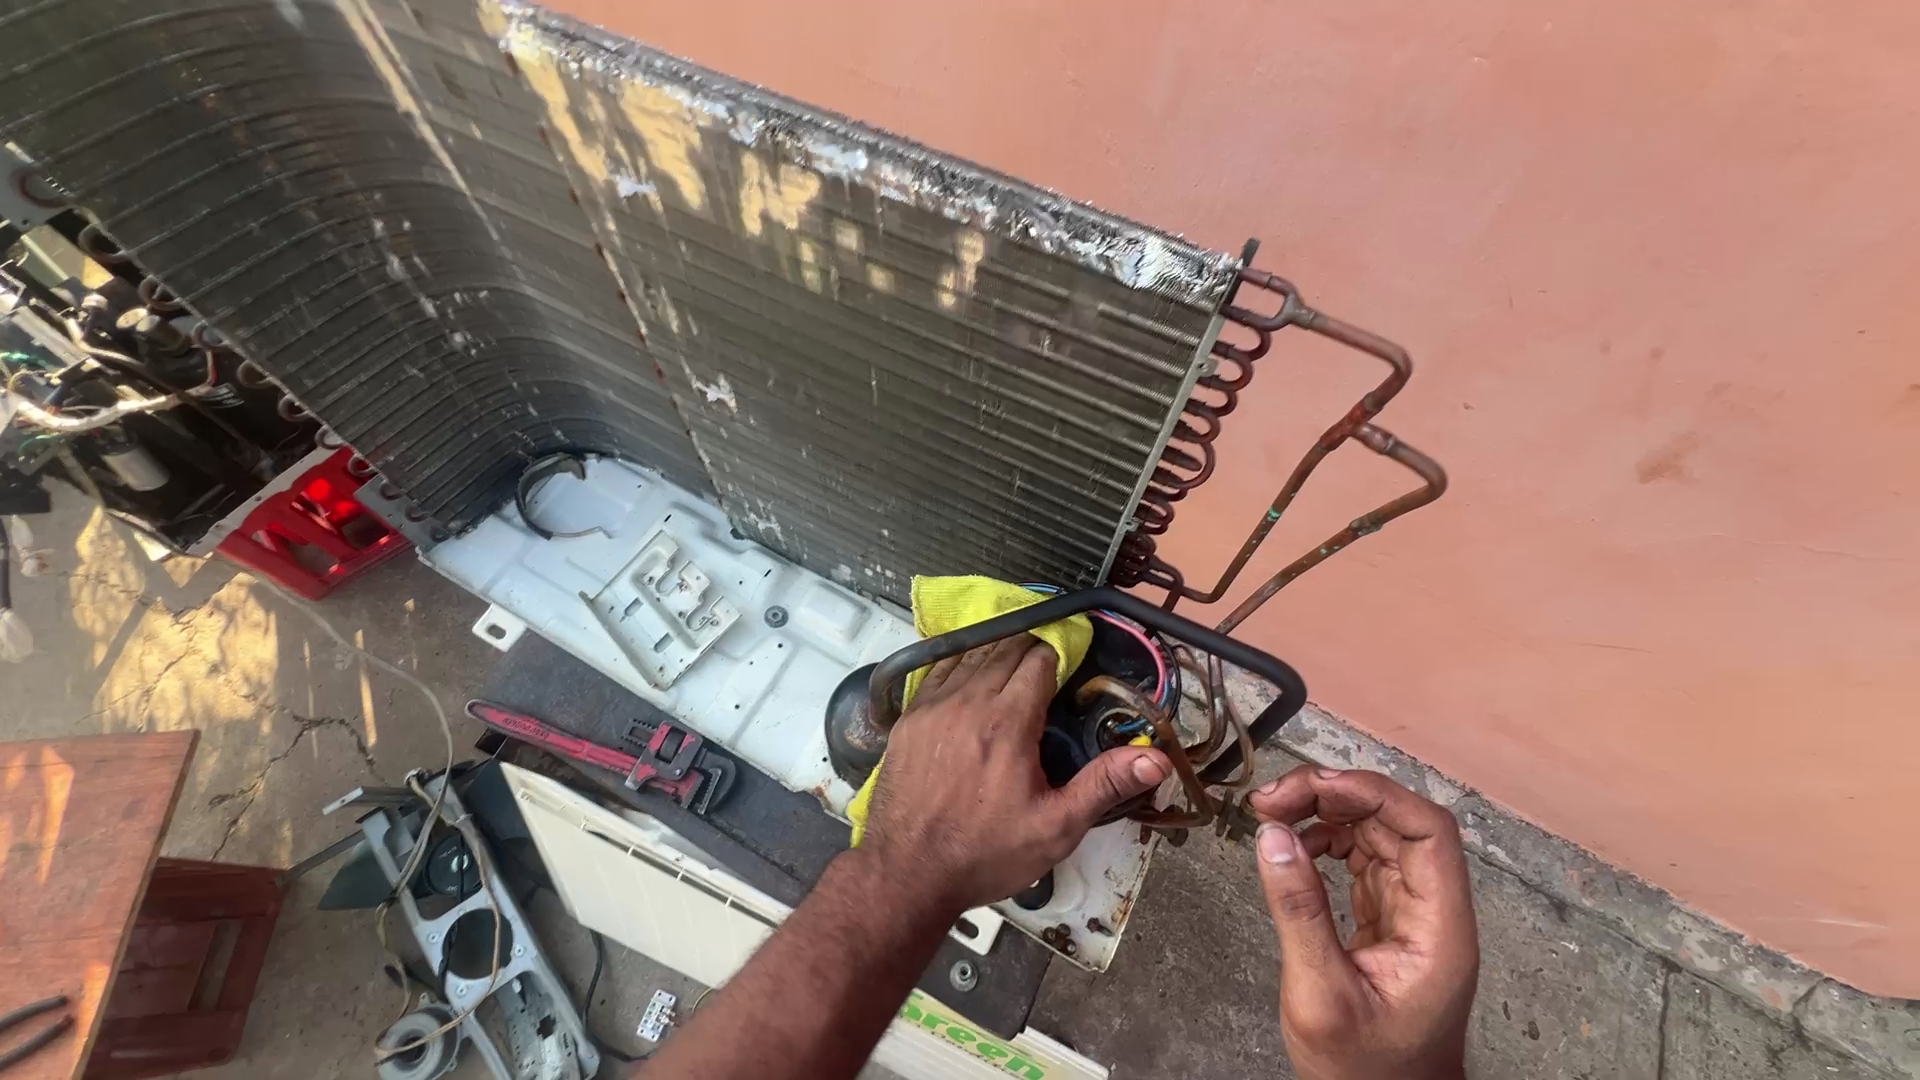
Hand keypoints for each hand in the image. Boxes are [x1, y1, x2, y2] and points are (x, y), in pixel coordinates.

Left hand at [861, 635, 1171, 915]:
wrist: (907, 872)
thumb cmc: (985, 852)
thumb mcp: (1056, 827)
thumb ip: (1104, 785)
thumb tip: (1154, 758)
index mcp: (1008, 721)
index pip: (1038, 661)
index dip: (1057, 657)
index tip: (1067, 666)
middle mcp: (968, 701)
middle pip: (1004, 650)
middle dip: (1028, 650)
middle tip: (1044, 664)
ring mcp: (932, 706)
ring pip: (970, 655)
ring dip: (995, 652)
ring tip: (1011, 663)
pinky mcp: (908, 717)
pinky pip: (937, 672)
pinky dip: (959, 664)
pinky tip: (968, 674)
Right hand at [1249, 767, 1478, 1079]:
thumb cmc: (1361, 1069)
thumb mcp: (1320, 993)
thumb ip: (1299, 910)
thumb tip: (1272, 834)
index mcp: (1440, 927)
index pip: (1428, 830)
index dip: (1374, 793)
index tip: (1311, 786)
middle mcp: (1432, 908)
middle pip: (1395, 820)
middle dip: (1334, 795)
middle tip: (1270, 798)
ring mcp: (1409, 910)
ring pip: (1376, 831)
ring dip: (1324, 810)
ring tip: (1270, 812)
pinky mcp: (1384, 915)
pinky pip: (1360, 855)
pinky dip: (1322, 837)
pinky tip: (1291, 842)